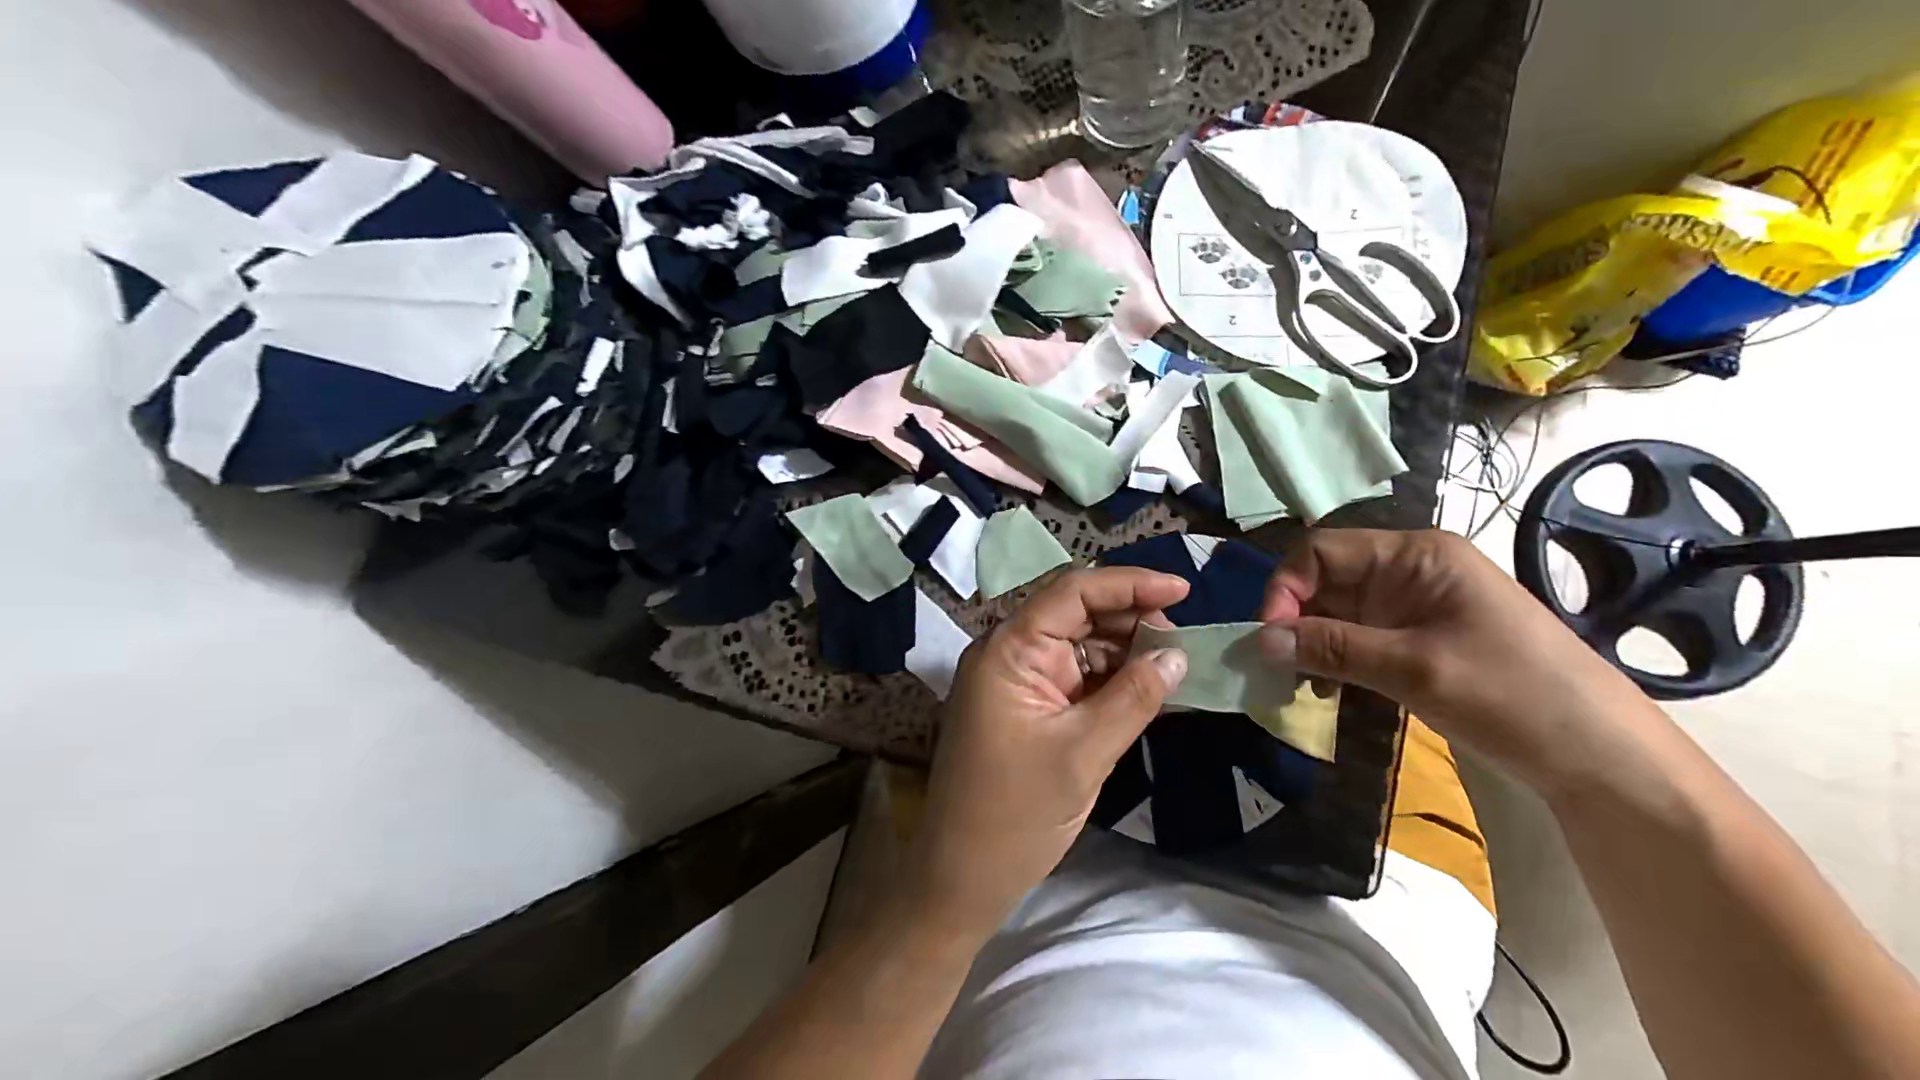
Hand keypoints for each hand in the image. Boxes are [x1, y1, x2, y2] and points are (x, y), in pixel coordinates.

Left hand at [901, 568, 1190, 937]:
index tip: (1184, 589)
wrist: (962, 876)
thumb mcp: (1082, 754)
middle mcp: (1008, 653)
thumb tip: (1179, 653)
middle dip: (1131, 618)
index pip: (1072, 593)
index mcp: (1008, 650)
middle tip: (1184, 637)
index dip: (1129, 583)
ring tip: (1175, 661)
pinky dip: (1112, 678)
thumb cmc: (1014, 815)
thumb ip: (1133, 698)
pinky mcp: (1028, 707)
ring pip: (1079, 645)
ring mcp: (1017, 681)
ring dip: (1125, 649)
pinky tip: (1148, 684)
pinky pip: (1076, 677)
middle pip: (1076, 614)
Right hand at [1258, 529, 1650, 792]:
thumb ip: (1331, 648)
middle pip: (1324, 581)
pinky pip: (1355, 640)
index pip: (1320, 552)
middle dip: (1294, 621)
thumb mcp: (1413, 668)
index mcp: (1415, 556)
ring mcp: (1413, 608)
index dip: (1285, 589)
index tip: (1271, 639)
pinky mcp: (1416, 641)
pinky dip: (1332, 661)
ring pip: (1335, 613)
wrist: (1601, 757)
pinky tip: (1329, 691)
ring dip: (1310, 645)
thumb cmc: (1512, 694)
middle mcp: (1408, 572)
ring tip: (1303, 687)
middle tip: (1280, 669)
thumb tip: (1259, 640)